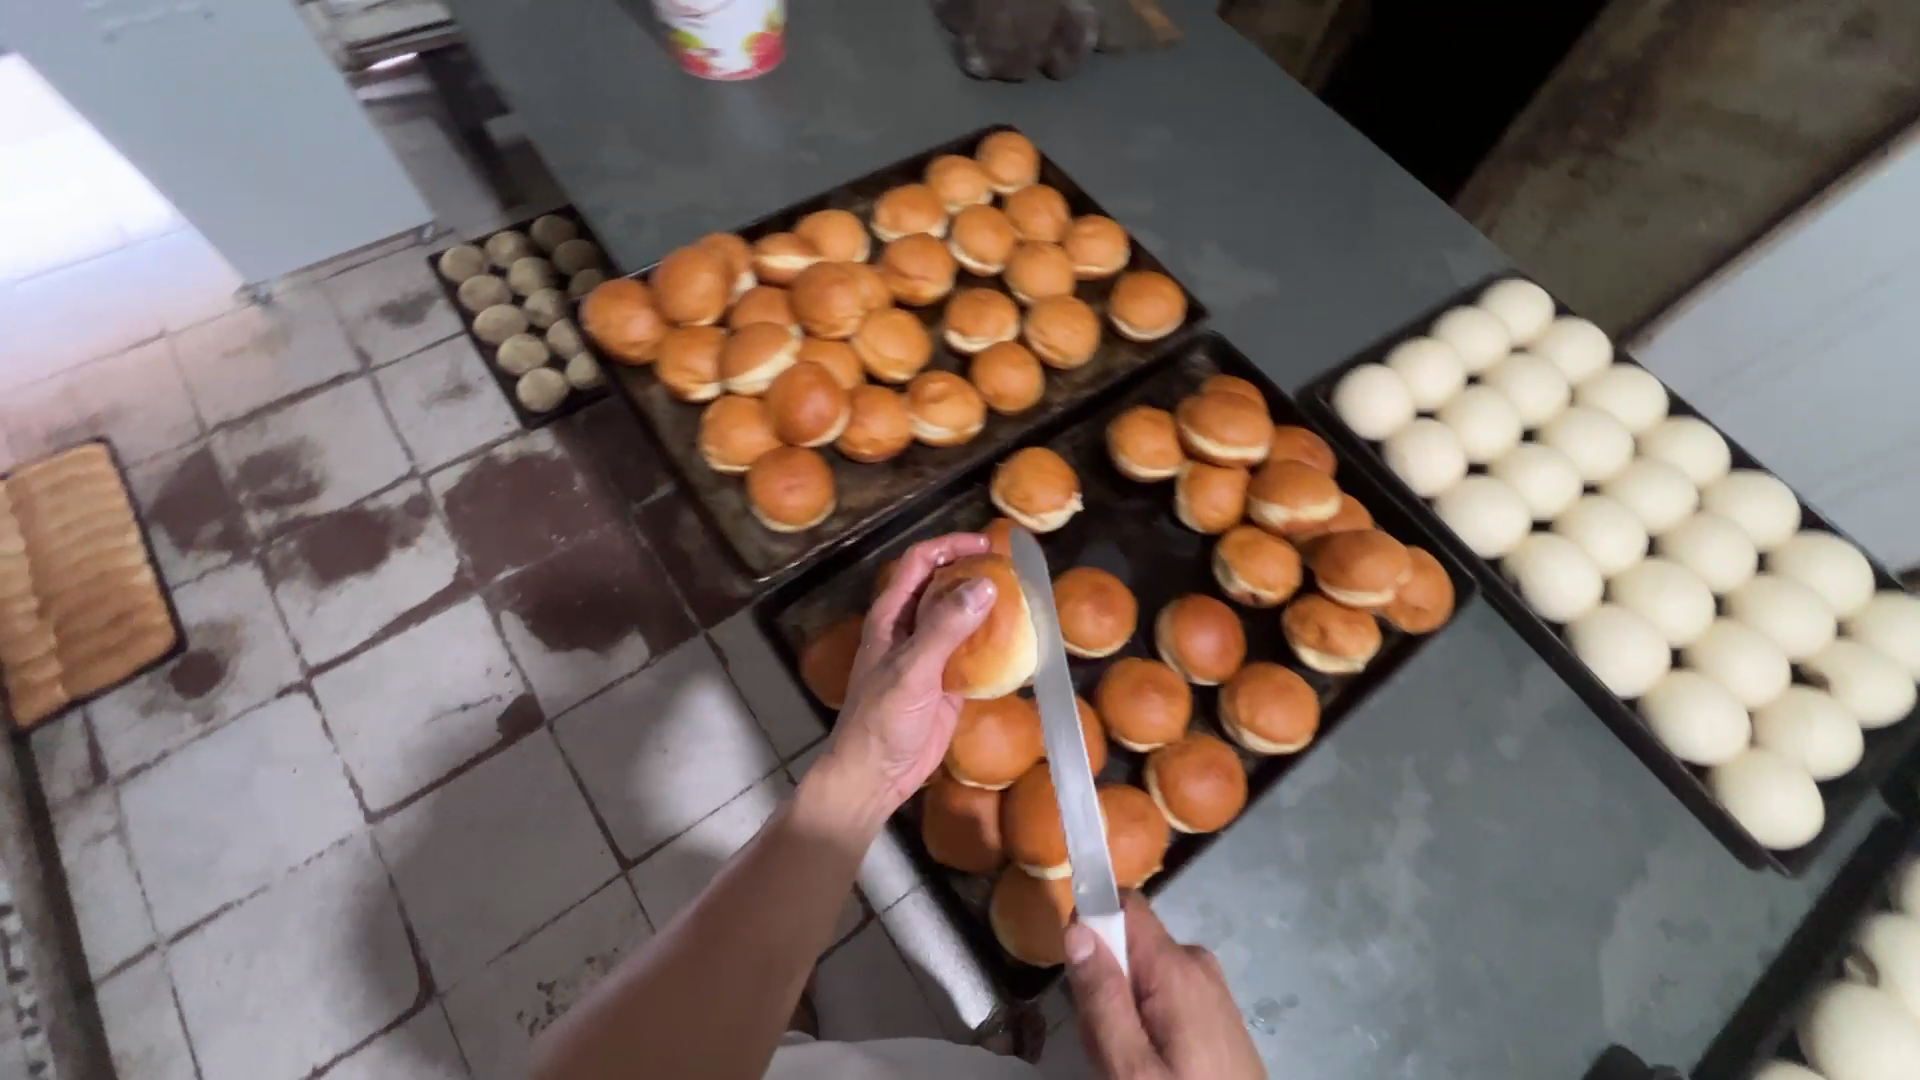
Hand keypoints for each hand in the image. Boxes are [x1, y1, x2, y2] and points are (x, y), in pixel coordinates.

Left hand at [810, 532, 995, 820]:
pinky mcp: (948, 682)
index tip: (987, 545)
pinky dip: (995, 643)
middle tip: (1015, 571)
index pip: (920, 562)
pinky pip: (974, 652)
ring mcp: (930, 655)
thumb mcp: (912, 669)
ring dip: (988, 607)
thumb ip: (945, 627)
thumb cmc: (881, 719)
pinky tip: (1021, 642)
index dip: (950, 546)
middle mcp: (911, 627)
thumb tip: (985, 586)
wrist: (875, 775)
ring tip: (1025, 600)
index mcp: (892, 614)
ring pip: (961, 617)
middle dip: (975, 572)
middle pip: (944, 585)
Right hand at [1065, 893, 1265, 1079]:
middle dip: (1105, 985)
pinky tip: (1153, 1072)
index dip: (1091, 923)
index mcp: (1176, 967)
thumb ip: (1102, 997)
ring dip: (1124, 1011)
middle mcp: (1196, 964)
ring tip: (1130, 1069)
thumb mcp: (1131, 1069)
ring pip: (1144, 975)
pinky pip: (1166, 997)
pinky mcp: (1218, 1015)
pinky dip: (1148, 1024)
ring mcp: (1212, 990)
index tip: (1077, 971)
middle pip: (1129, 945)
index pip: (1125, 903)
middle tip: (1105, 1048)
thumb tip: (1076, 928)